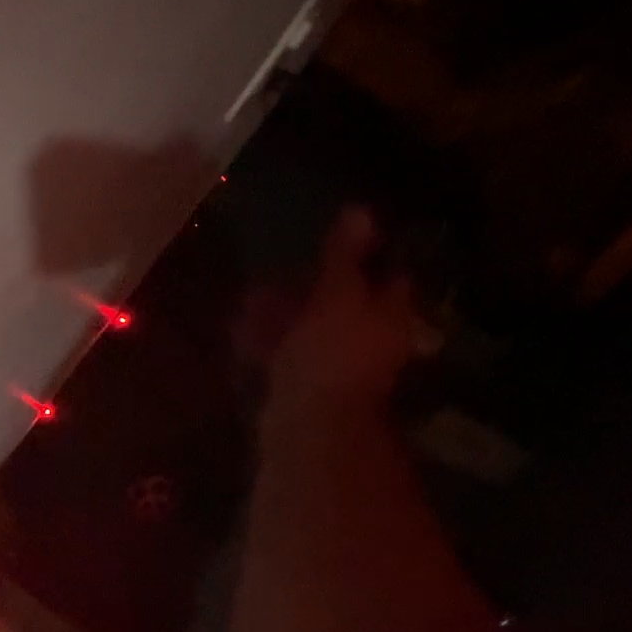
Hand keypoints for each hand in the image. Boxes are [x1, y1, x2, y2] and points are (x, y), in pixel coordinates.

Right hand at [267, 207, 419, 413]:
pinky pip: (285, 355)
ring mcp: (335, 364)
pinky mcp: (302, 386)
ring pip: (309, 330)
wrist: (306, 423)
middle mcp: (369, 336)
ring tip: (249, 300)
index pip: (385, 273)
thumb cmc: (329, 355)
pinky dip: (266, 342)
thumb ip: (344, 258)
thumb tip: (359, 209)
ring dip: (282, 315)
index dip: (364, 254)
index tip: (334, 239)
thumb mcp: (336, 297)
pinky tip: (241, 333)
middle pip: (343, 302)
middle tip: (279, 270)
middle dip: (311, 287)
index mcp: (390, 312)